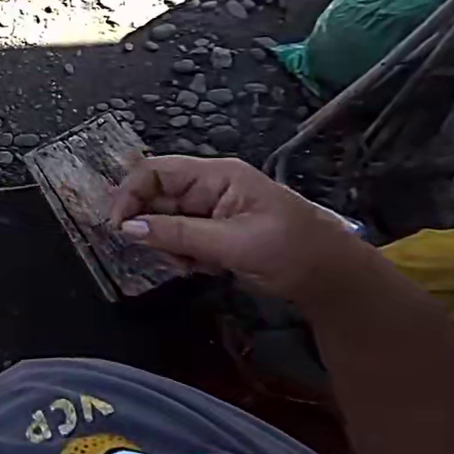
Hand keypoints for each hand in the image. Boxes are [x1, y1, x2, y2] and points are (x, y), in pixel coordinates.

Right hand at [108, 156, 375, 302]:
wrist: (335, 281)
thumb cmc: (292, 252)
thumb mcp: (233, 243)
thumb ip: (178, 234)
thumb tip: (126, 228)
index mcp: (216, 176)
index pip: (155, 172)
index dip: (130, 194)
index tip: (117, 226)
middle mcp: (208, 186)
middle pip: (156, 197)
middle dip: (151, 226)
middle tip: (165, 255)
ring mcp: (210, 209)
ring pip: (164, 220)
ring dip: (168, 245)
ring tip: (193, 265)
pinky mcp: (213, 230)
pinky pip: (179, 237)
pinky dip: (182, 254)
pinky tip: (202, 267)